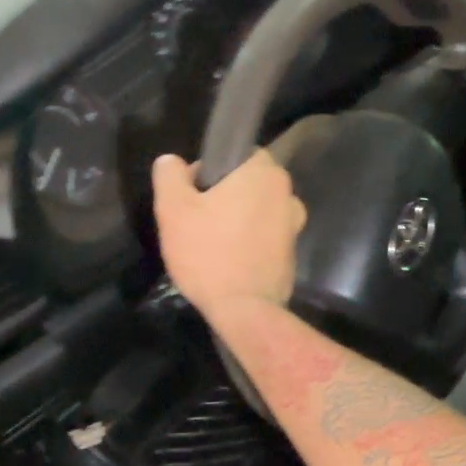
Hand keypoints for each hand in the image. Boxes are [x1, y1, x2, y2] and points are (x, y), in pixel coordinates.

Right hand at [151, 150, 306, 318]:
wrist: (245, 311)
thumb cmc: (208, 254)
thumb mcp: (173, 209)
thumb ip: (170, 175)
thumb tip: (172, 162)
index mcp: (264, 172)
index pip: (237, 154)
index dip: (211, 170)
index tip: (193, 195)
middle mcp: (287, 194)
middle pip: (248, 184)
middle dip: (225, 197)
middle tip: (198, 222)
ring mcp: (294, 226)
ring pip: (258, 212)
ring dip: (238, 221)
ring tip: (214, 245)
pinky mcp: (292, 256)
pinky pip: (266, 239)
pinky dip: (250, 245)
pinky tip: (231, 262)